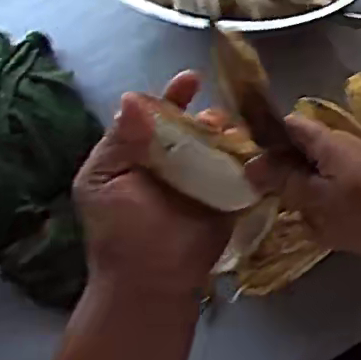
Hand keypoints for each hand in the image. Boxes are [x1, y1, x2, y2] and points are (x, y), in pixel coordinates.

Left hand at [73, 71, 235, 300]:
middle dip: (208, 117)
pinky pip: (247, 168)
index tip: (193, 79)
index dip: (175, 95)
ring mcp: (208, 177)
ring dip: (231, 135)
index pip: (160, 115)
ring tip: (232, 139)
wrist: (151, 280)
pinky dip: (253, 157)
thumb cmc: (120, 231)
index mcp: (144, 152)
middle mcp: (178, 159)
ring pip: (226, 143)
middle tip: (213, 124)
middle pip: (199, 125)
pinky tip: (257, 152)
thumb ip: (119, 142)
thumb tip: (133, 98)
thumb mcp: (104, 182)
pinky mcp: (234, 195)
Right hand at [247, 114, 360, 263]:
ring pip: (311, 159)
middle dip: (276, 159)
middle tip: (253, 182)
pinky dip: (310, 184)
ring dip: (293, 174)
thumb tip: (250, 162)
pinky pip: (326, 173)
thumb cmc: (360, 214)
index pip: (290, 124)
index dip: (265, 134)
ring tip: (271, 195)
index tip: (243, 154)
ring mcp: (352, 159)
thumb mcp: (314, 199)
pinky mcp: (358, 177)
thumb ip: (282, 178)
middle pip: (299, 142)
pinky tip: (300, 205)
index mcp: (330, 140)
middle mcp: (341, 142)